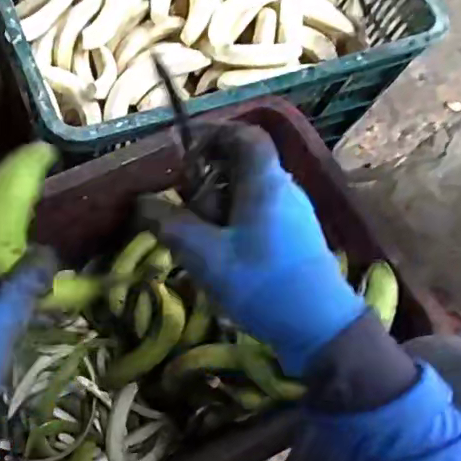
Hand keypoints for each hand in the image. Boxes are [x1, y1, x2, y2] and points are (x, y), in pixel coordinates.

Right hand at [141, 125, 363, 374]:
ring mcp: (294, 213)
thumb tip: (142, 201)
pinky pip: (258, 214)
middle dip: (206, 178)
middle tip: (181, 204)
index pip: (245, 134)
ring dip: (217, 205)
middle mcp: (284, 188)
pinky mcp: (296, 237)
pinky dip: (232, 222)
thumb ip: (170, 223)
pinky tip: (219, 254)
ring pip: (248, 192)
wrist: (318, 326)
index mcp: (265, 182)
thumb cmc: (260, 283)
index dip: (213, 133)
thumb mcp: (204, 255)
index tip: (183, 150)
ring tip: (195, 235)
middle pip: (242, 164)